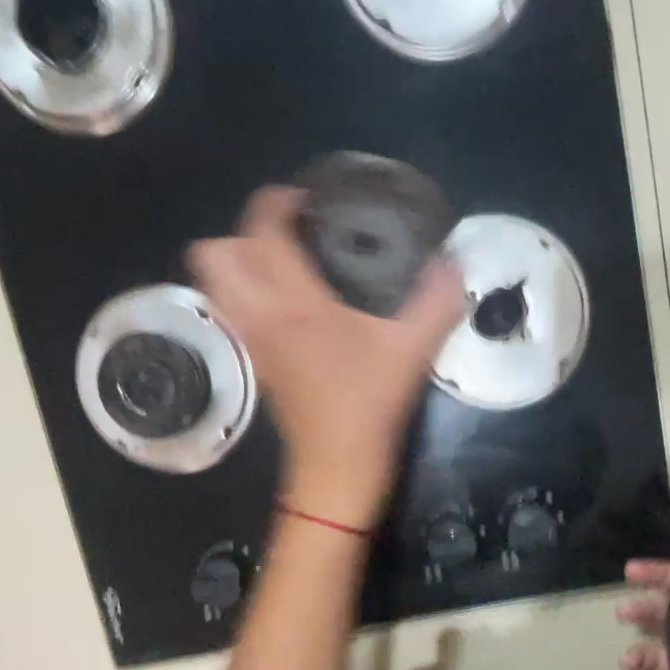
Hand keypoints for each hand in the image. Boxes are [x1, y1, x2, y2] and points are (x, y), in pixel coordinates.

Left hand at [190, 187, 467, 527]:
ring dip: (237, 265)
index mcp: (294, 303)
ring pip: (215, 286)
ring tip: (282, 265)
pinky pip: (233, 313)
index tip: (306, 200)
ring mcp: (252, 342)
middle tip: (287, 236)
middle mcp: (260, 315)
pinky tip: (286, 306)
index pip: (263, 232)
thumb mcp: (412, 352)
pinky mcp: (256, 364)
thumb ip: (436, 303)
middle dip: (243, 233)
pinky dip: (246, 296)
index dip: (277, 202)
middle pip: (214, 254)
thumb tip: (454, 262)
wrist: (337, 470)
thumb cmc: (368, 406)